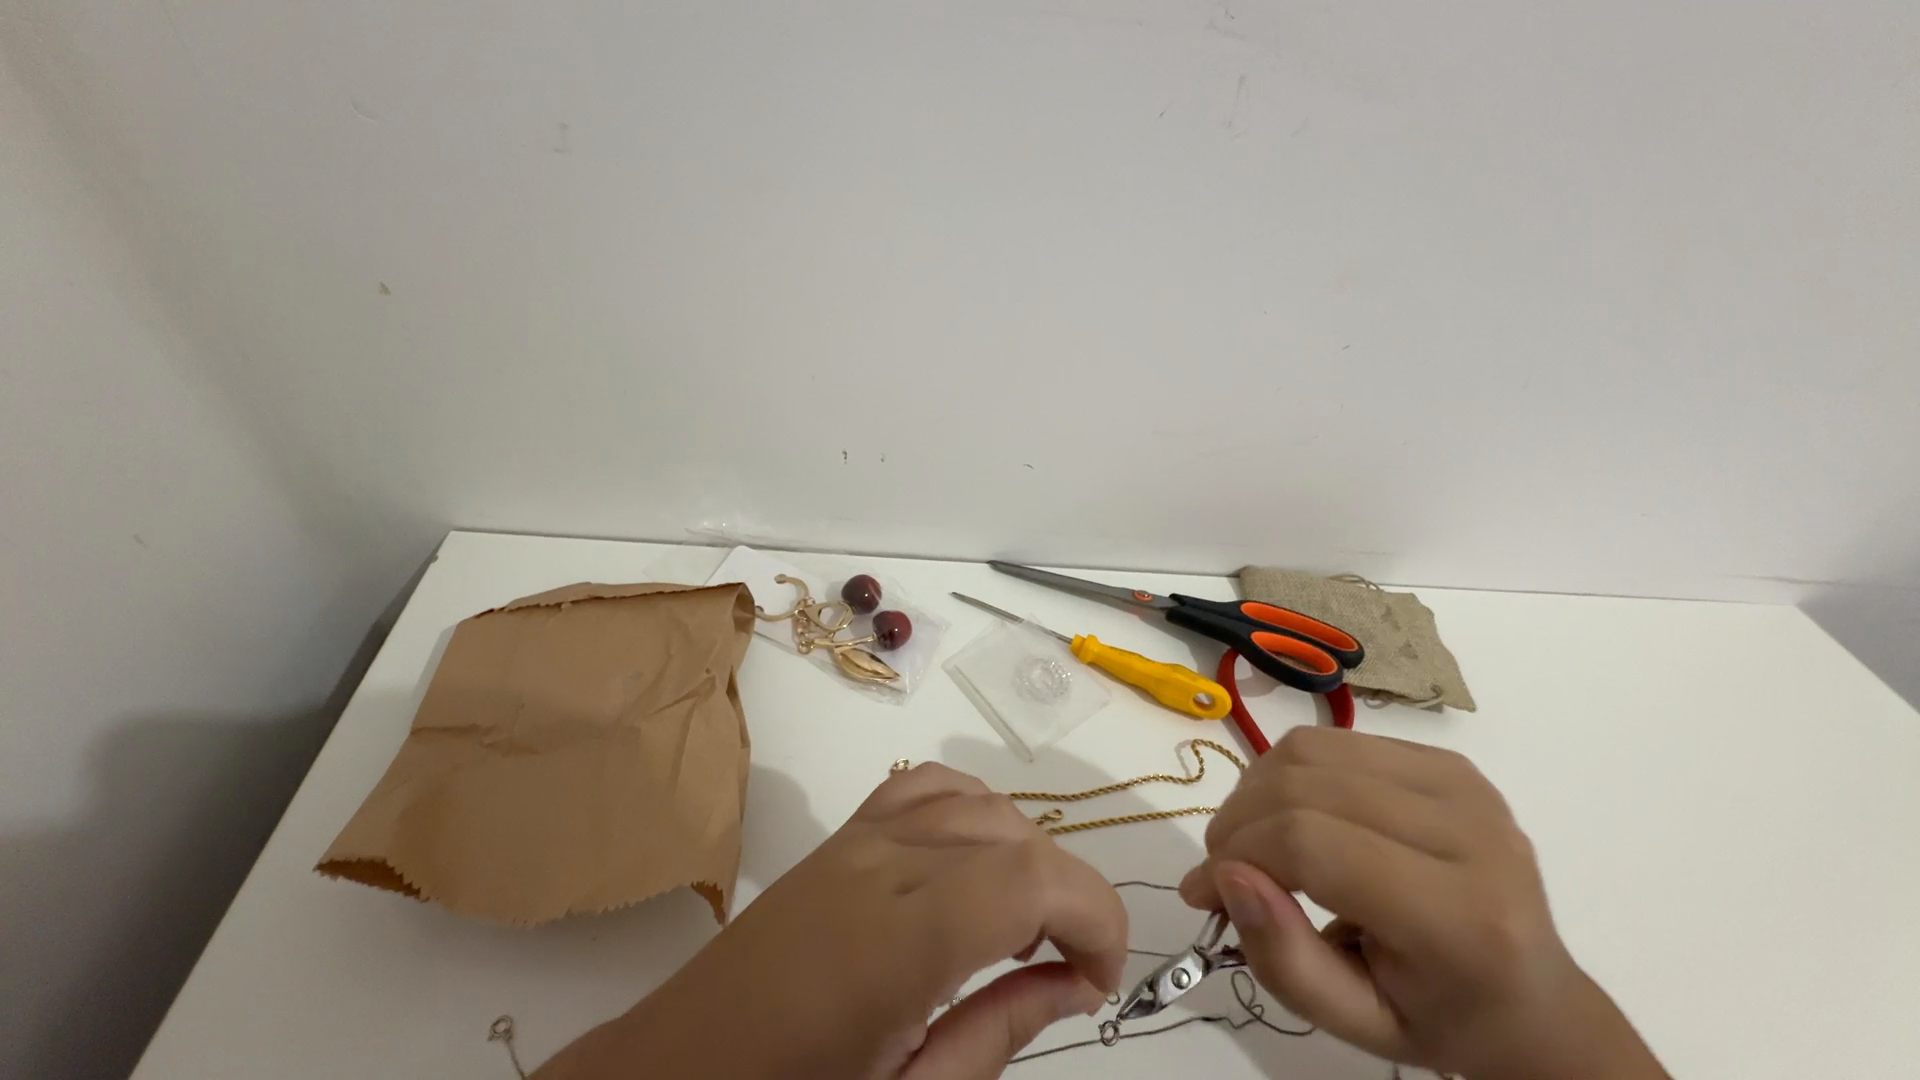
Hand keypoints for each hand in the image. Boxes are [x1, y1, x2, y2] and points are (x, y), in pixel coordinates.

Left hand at [537, 763, 1127, 1079]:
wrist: (681, 1068)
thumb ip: (999, 1032)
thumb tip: (1073, 984)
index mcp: (901, 937)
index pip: (1034, 876)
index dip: (1095, 916)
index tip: (1099, 981)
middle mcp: (885, 863)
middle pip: (1017, 836)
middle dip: (1070, 896)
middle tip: (1066, 971)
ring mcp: (860, 838)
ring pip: (979, 803)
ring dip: (1026, 855)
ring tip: (1021, 928)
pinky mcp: (843, 835)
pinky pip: (925, 786)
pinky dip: (974, 811)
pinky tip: (975, 864)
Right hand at [1180, 728, 1666, 1079]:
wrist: (1532, 994)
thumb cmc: (1438, 1016)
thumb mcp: (1356, 1022)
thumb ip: (1284, 959)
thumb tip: (1225, 874)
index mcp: (1461, 916)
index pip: (1311, 844)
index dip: (1238, 856)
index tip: (1204, 891)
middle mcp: (1470, 831)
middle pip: (1302, 786)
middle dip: (1237, 823)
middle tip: (1223, 867)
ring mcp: (1461, 784)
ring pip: (1308, 750)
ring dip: (1255, 791)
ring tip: (1254, 840)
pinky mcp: (1445, 760)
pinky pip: (1330, 741)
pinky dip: (1286, 773)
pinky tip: (1293, 814)